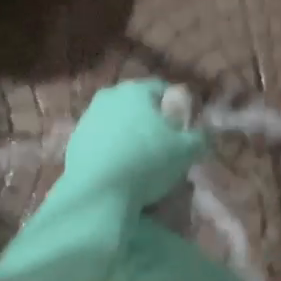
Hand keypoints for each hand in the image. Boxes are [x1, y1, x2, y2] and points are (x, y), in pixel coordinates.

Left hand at [57, 80, 206, 206]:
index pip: (162, 89)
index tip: (183, 128)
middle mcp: (108, 96)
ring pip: (117, 123)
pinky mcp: (74, 141)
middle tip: (164, 146)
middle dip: (151, 121)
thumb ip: (201, 137)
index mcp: (134, 90)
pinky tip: (119, 170)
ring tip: (141, 161)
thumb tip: (206, 133)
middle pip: (137, 105)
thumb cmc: (147, 162)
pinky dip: (111, 151)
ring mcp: (87, 118)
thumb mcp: (187, 151)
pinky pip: (101, 142)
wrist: (99, 192)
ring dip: (129, 135)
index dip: (177, 107)